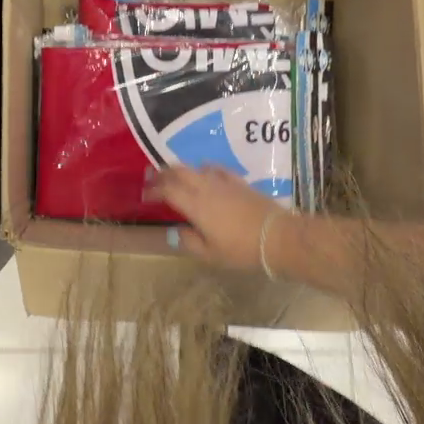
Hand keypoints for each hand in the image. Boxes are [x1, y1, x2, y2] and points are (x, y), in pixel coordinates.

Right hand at [155, 166, 294, 272]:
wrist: (278, 236)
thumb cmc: (241, 249)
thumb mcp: (211, 255)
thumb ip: (190, 241)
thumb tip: (177, 231)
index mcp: (195, 205)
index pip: (168, 191)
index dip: (154, 190)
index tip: (145, 194)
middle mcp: (205, 188)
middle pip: (178, 171)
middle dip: (163, 173)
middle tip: (153, 178)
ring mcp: (223, 182)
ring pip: (195, 168)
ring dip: (180, 170)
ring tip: (174, 176)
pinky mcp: (239, 181)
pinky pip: (215, 169)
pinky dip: (204, 169)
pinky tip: (205, 173)